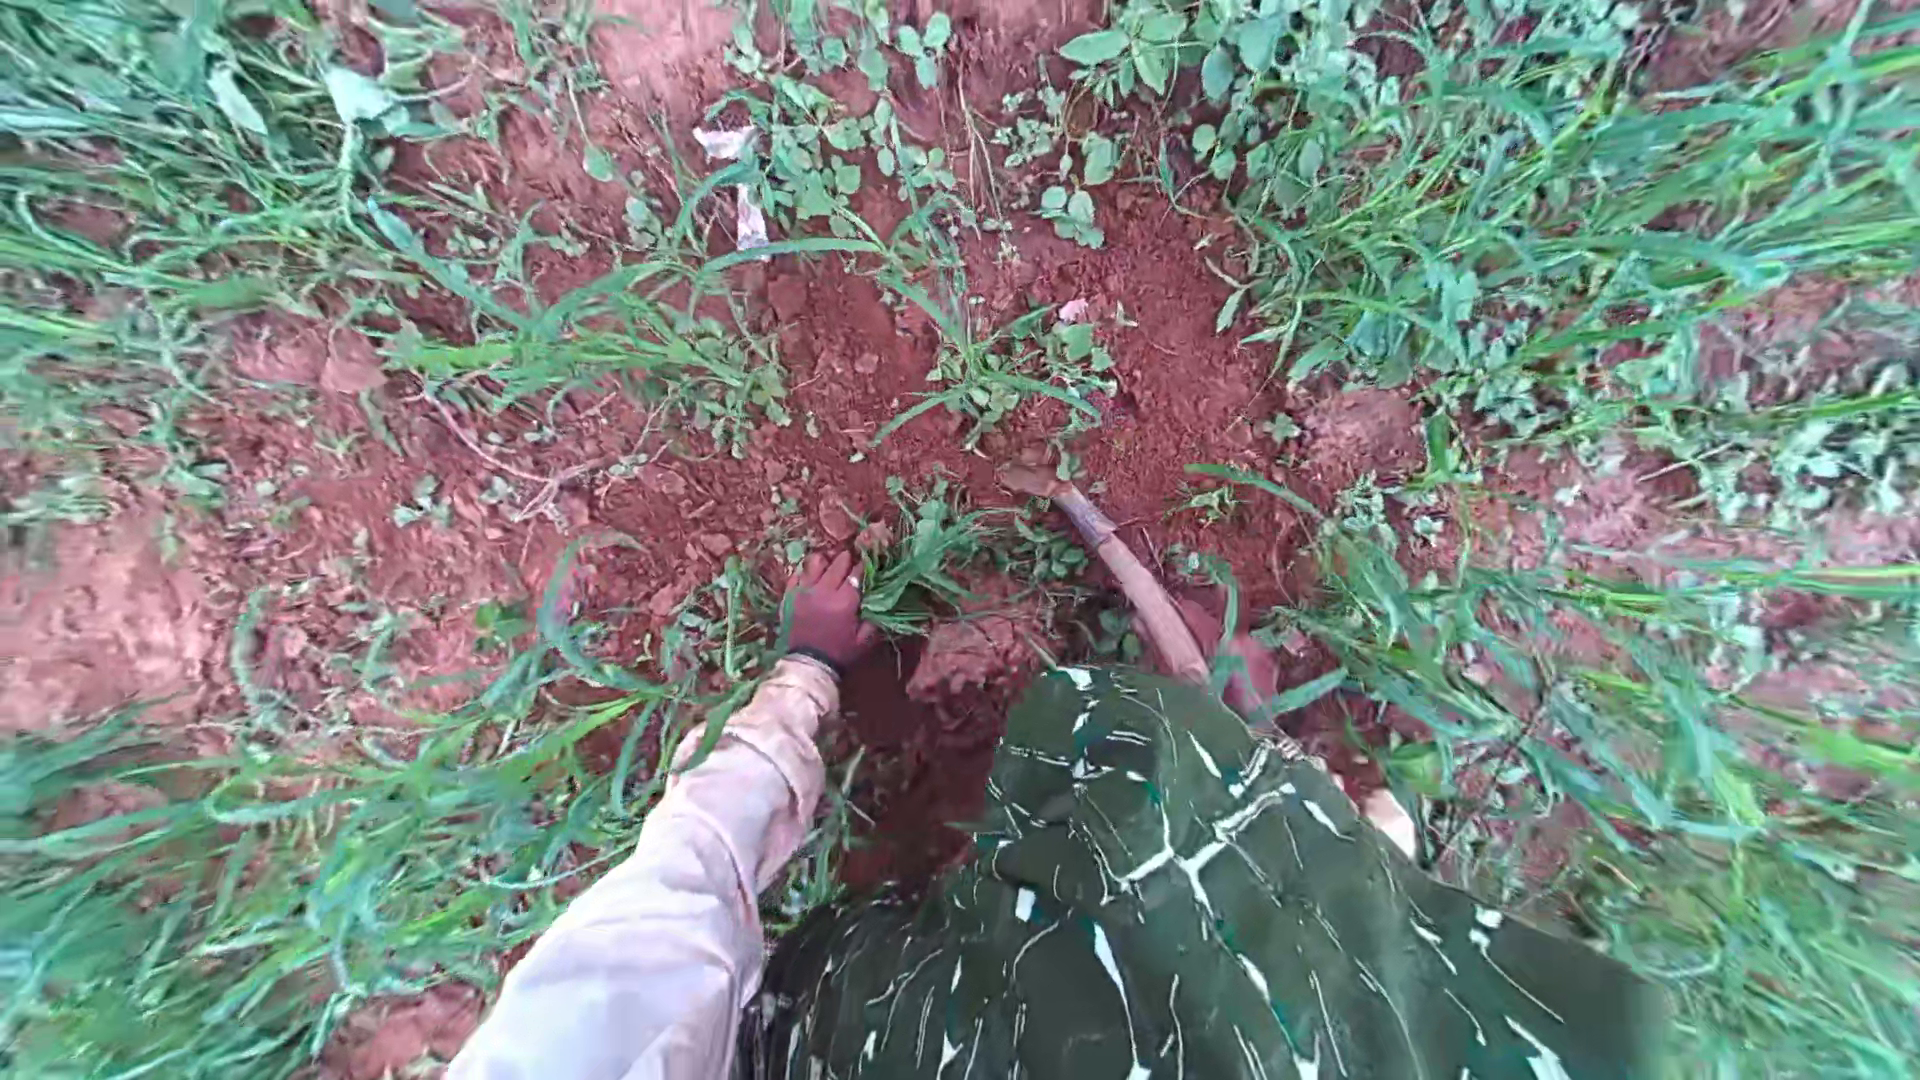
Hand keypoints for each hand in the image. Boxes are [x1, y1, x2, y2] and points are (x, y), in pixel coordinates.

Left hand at [785, 550, 879, 673]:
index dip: (864, 566)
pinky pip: (797, 575)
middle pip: (837, 563)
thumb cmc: (839, 653)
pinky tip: (811, 579)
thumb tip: (881, 600)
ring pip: (815, 562)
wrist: (807, 665)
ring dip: (825, 562)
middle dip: (847, 559)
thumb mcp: (864, 640)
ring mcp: (803, 592)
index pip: (857, 573)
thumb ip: (874, 619)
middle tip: (851, 562)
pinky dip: (806, 574)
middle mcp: (823, 591)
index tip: (867, 565)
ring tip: (829, 566)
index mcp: (844, 601)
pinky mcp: (789, 596)